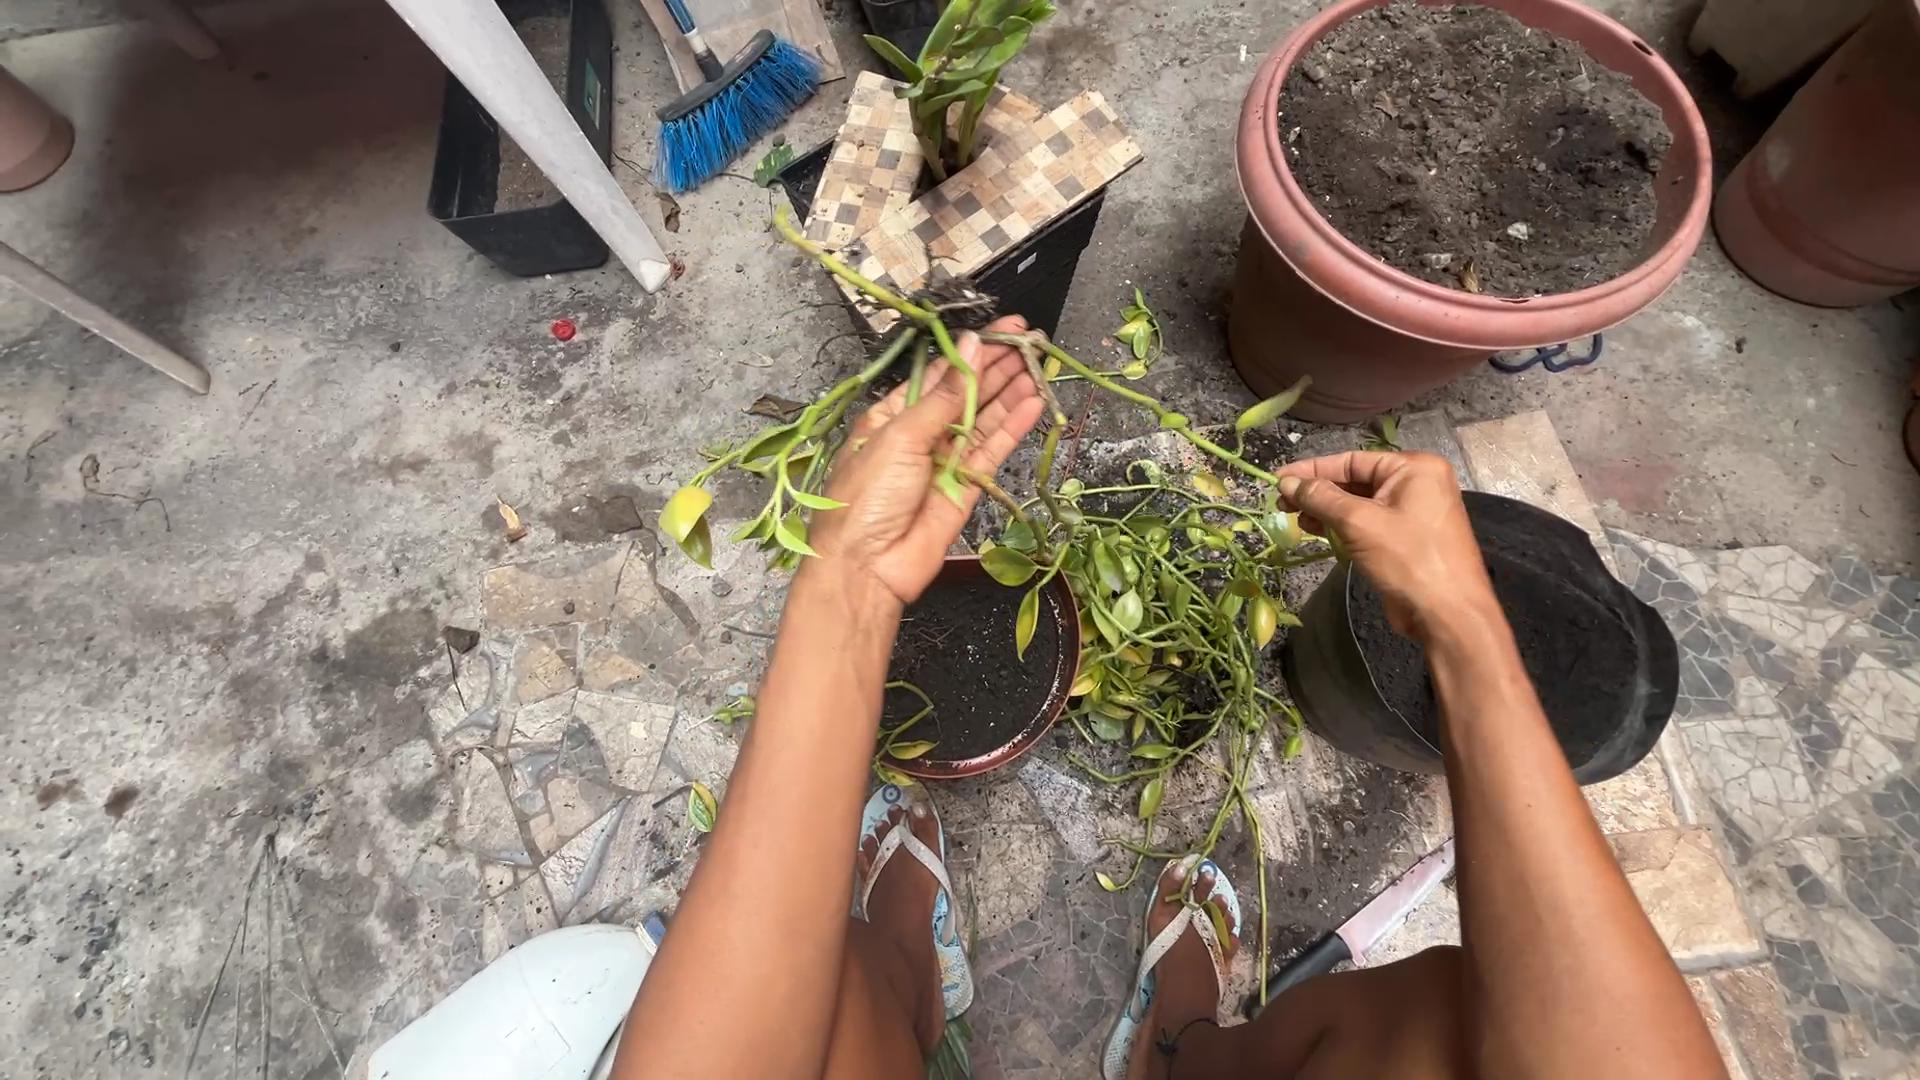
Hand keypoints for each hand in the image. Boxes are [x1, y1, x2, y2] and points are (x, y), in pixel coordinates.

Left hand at [807, 315, 1046, 605]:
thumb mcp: (900, 435)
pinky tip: (1033, 404)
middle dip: (996, 367)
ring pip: (984, 420)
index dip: (970, 351)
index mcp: (893, 416)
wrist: (868, 567)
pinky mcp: (966, 487)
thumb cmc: (865, 498)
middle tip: (1030, 341)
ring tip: (1038, 366)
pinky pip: (993, 451)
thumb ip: (943, 395)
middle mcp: (920, 435)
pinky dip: (1013, 428)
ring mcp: (945, 461)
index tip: (1003, 329)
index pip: (939, 375)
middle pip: (965, 393)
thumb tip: (971, 348)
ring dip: (1010, 393)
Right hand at [1277, 451, 1496, 641]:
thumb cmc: (1408, 558)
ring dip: (1323, 510)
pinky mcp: (1403, 536)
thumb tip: (1287, 483)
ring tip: (1293, 518)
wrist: (1446, 613)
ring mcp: (1410, 511)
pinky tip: (1314, 530)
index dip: (1311, 470)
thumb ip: (1320, 498)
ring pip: (1355, 503)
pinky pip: (1364, 522)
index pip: (1351, 461)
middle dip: (1316, 492)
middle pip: (1353, 480)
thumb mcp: (1358, 522)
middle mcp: (1415, 483)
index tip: (1277, 479)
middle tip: (1281, 502)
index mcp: (1414, 468)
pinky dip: (1339, 525)